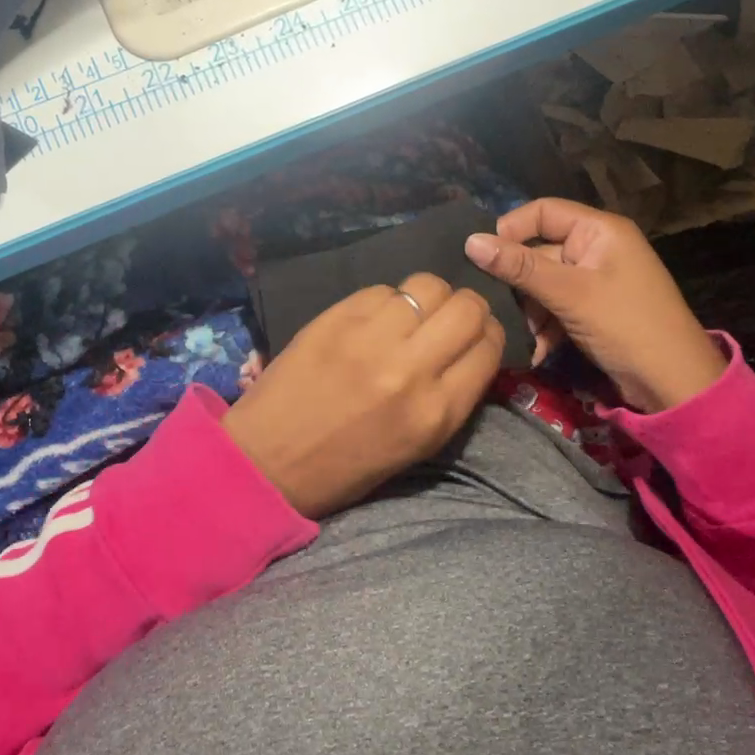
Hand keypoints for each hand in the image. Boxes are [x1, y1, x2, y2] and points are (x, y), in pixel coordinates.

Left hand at [223, 273, 504, 518]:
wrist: (266, 463)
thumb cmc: (344, 467)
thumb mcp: (416, 446)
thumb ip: (450, 396)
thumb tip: (470, 350)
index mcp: (437, 411)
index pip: (489, 346)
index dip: (487, 336)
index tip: (474, 339)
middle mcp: (412, 369)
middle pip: (467, 307)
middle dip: (466, 308)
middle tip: (446, 320)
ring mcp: (371, 338)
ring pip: (427, 286)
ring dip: (426, 298)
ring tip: (409, 315)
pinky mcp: (336, 318)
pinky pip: (382, 290)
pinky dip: (386, 300)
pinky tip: (373, 320)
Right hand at [463, 199, 725, 412]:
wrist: (673, 382)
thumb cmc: (626, 325)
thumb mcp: (569, 294)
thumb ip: (520, 267)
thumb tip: (471, 241)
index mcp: (599, 230)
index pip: (542, 211)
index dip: (510, 230)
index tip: (481, 258)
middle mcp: (596, 248)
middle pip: (538, 250)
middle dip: (519, 283)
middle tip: (498, 306)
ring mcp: (595, 280)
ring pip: (542, 283)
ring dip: (530, 310)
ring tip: (527, 335)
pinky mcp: (592, 308)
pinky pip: (555, 306)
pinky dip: (544, 325)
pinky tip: (537, 350)